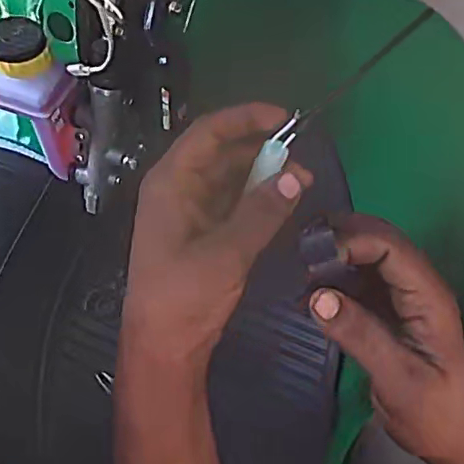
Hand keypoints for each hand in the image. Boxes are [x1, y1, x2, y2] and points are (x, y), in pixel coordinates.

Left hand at [123, 103, 313, 374]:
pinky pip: (233, 201)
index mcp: (170, 182)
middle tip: (300, 161)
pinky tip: (281, 202)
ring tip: (299, 182)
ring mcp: (190, 210)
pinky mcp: (202, 231)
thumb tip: (294, 177)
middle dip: (262, 151)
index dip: (245, 118)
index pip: (208, 132)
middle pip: (222, 152)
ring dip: (263, 175)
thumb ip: (261, 212)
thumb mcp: (226, 253)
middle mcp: (178, 188)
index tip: (284, 118)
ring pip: (230, 177)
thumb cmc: (182, 297)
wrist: (163, 346)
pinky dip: (257, 198)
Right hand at [307, 215, 463, 463]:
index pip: (392, 247)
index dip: (352, 241)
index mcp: (429, 297)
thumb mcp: (397, 379)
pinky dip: (333, 274)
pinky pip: (358, 277)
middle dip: (340, 237)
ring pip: (367, 254)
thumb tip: (318, 297)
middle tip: (299, 253)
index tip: (314, 258)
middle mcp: (418, 286)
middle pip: (380, 239)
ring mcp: (402, 295)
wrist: (448, 437)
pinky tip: (309, 289)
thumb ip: (361, 336)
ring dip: (335, 253)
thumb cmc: (431, 412)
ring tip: (299, 267)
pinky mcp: (386, 306)